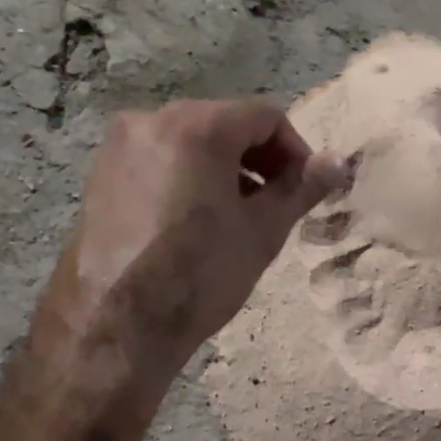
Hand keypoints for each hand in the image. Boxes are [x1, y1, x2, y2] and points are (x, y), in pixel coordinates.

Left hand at [63, 97, 343, 361]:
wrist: (117, 323)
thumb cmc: (201, 273)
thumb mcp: (263, 231)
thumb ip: (302, 187)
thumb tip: (340, 162)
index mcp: (198, 126)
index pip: (266, 116)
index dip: (296, 150)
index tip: (304, 190)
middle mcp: (152, 119)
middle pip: (226, 123)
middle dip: (259, 159)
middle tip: (275, 204)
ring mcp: (120, 145)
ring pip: (191, 140)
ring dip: (225, 168)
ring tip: (237, 216)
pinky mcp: (100, 173)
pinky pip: (159, 158)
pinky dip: (188, 176)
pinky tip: (196, 221)